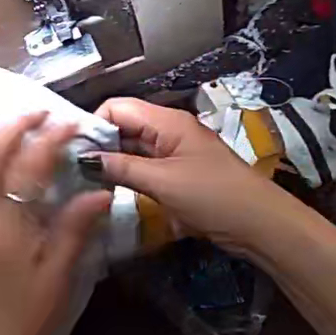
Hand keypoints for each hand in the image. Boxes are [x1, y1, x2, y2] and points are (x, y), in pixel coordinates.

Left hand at [0, 112, 111, 334]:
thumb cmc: (25, 313)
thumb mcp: (58, 273)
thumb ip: (75, 226)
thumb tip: (100, 189)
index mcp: (3, 223)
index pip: (26, 166)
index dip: (49, 139)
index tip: (70, 123)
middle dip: (13, 125)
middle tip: (41, 113)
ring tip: (20, 126)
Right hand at [91, 98, 289, 254]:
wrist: (262, 226)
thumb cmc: (214, 197)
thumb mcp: (163, 183)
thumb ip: (121, 168)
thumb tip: (85, 159)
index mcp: (167, 122)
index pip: (117, 108)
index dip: (93, 124)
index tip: (74, 151)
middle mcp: (168, 131)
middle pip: (123, 126)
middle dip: (99, 144)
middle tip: (74, 170)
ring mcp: (174, 153)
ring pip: (131, 148)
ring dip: (112, 162)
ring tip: (87, 182)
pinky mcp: (178, 174)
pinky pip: (144, 167)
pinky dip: (127, 175)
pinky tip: (111, 191)